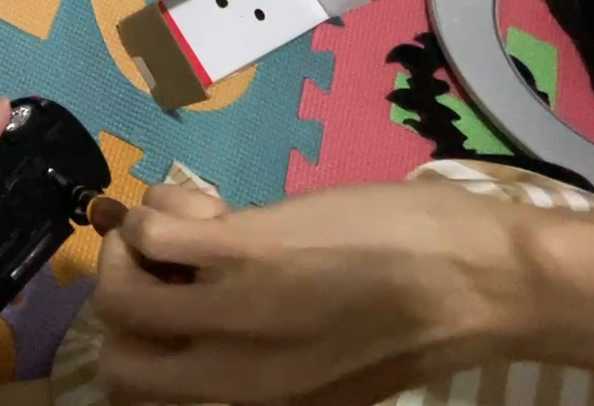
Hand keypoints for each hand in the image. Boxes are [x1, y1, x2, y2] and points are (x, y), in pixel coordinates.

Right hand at [94, 183, 538, 405]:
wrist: (483, 282)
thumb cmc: (407, 324)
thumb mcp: (325, 375)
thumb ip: (252, 362)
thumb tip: (183, 307)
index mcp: (249, 403)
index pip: (129, 389)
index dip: (127, 336)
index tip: (161, 296)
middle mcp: (230, 374)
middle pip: (110, 335)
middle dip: (121, 279)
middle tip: (166, 257)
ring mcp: (233, 312)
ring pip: (115, 281)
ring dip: (135, 238)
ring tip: (193, 227)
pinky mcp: (243, 251)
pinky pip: (150, 228)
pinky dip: (164, 207)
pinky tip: (214, 208)